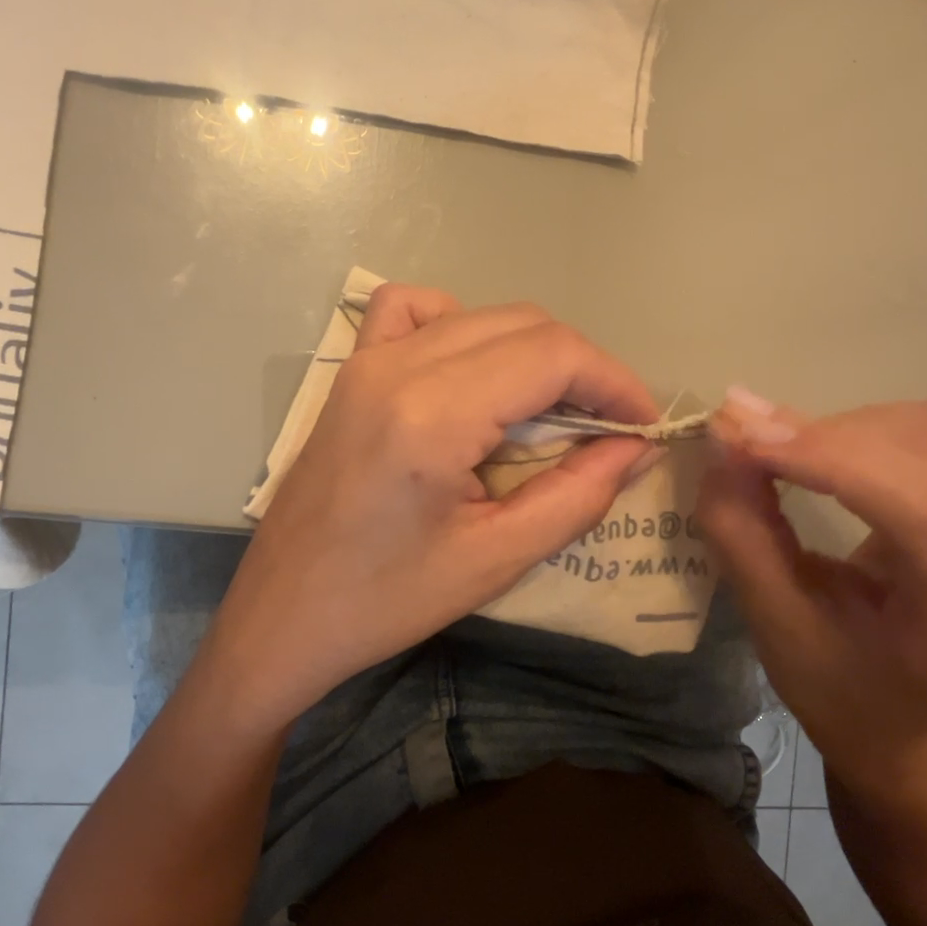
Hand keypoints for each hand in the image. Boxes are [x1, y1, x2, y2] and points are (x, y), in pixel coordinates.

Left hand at [203, 285, 660, 724]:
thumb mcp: (495, 559)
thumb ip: (576, 494)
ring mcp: (365, 361)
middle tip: (606, 429)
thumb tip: (635, 447)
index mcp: (432, 413)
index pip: (552, 355)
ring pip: (476, 314)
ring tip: (547, 410)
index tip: (643, 426)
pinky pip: (410, 312)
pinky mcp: (348, 372)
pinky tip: (471, 374)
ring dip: (528, 350)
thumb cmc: (386, 601)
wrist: (283, 613)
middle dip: (580, 369)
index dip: (614, 381)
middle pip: (522, 324)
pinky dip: (458, 325)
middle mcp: (396, 366)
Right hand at [696, 390, 926, 794]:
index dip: (832, 459)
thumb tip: (723, 435)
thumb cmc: (836, 690)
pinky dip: (897, 426)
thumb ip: (742, 530)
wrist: (903, 725)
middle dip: (834, 437)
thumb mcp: (773, 623)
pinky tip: (851, 450)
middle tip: (747, 431)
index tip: (743, 434)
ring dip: (862, 428)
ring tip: (796, 448)